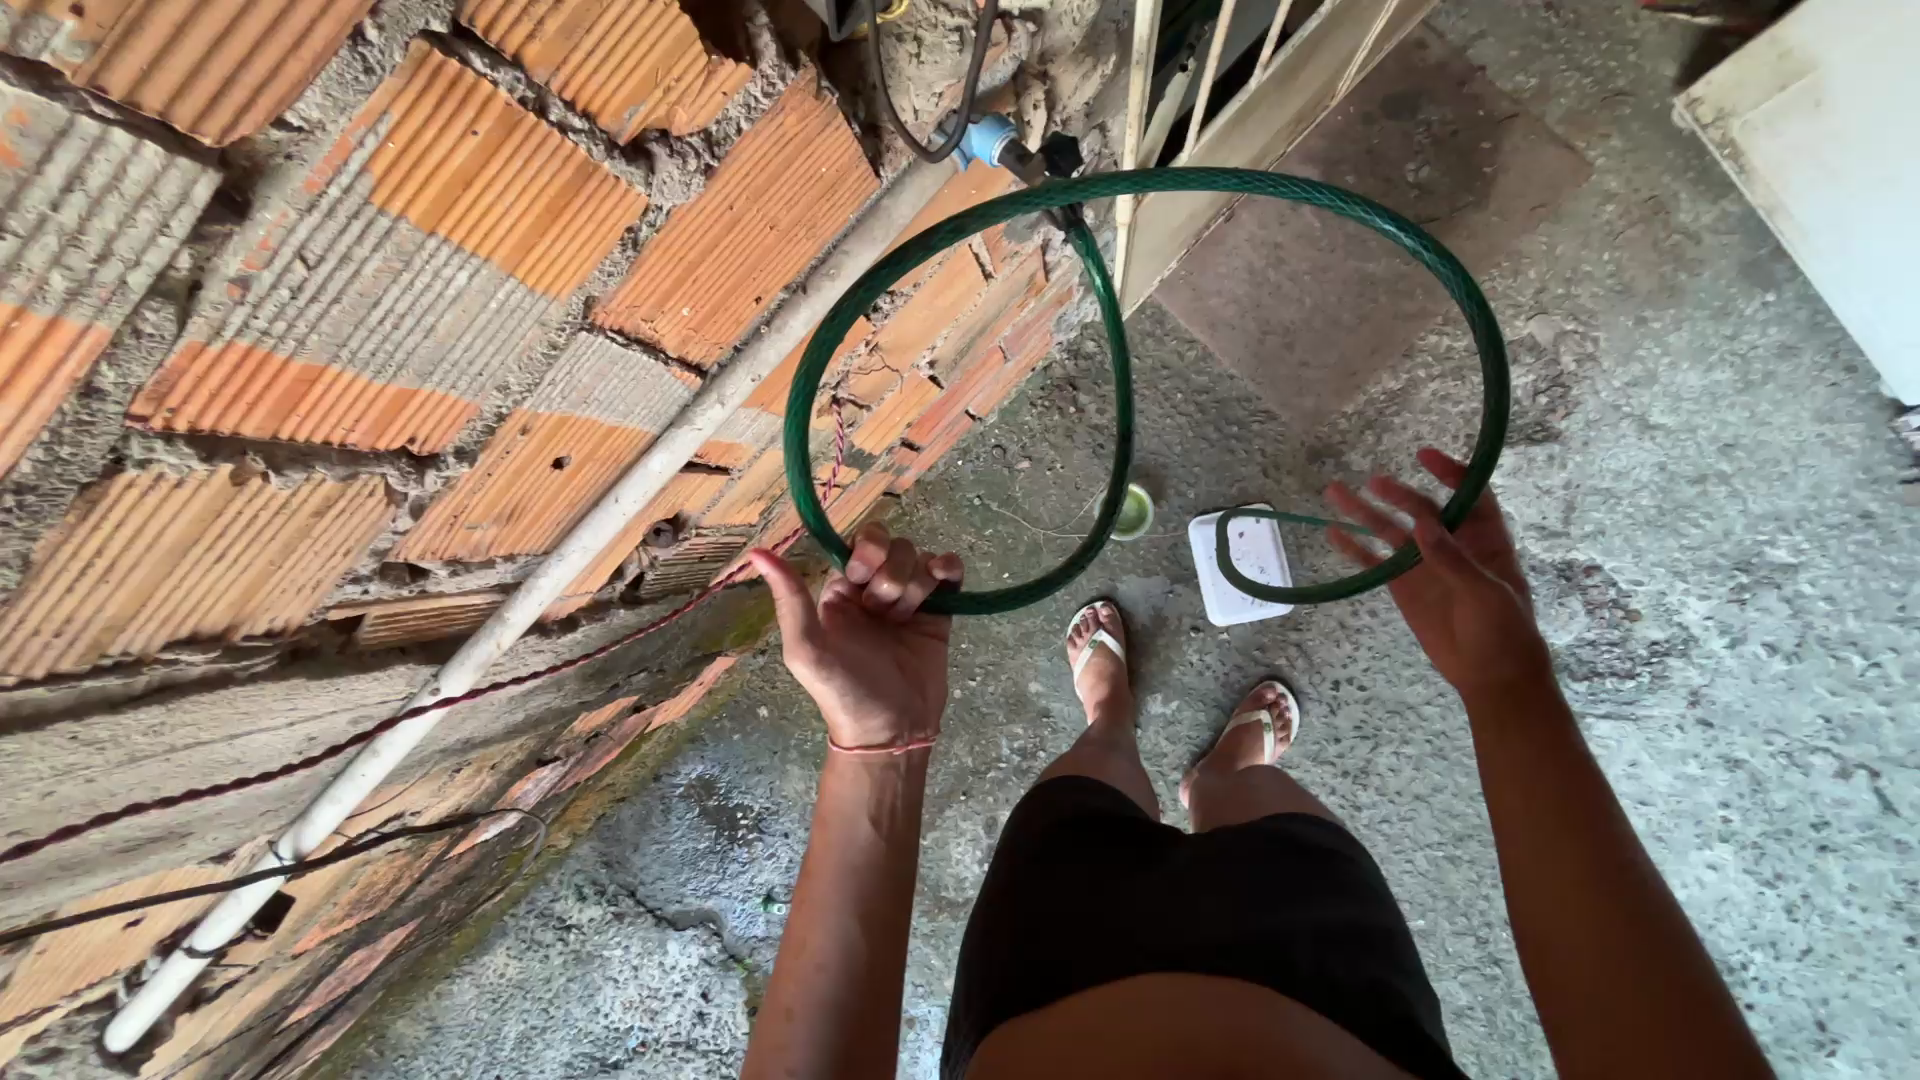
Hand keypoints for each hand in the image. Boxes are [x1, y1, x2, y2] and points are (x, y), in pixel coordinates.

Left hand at [750, 523, 963, 751]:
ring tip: (904, 621)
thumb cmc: (844, 692)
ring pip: (919, 559)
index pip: (859, 543)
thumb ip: (790, 599)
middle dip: (893, 572)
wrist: (891, 730)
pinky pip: (948, 570)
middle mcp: (874, 589)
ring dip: (915, 585)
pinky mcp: (938, 612)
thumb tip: (756, 553)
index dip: (868, 551)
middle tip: (884, 610)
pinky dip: (949, 567)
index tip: (863, 578)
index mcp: (840, 591)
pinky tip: (942, 584)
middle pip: (894, 546)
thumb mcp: (807, 649)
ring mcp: (909, 599)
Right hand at [1325, 447, 1550, 698]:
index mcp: (1484, 541)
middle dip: (1398, 494)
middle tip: (1374, 482)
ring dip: (1364, 513)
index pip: (1470, 497)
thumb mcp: (1487, 593)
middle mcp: (1450, 547)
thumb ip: (1454, 559)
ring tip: (1336, 492)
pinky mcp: (1402, 587)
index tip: (1424, 456)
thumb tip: (1423, 523)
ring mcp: (1422, 566)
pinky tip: (1333, 533)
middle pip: (1422, 510)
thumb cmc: (1505, 630)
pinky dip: (1353, 548)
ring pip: (1389, 532)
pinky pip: (1373, 562)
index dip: (1451, 474)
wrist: (1491, 673)